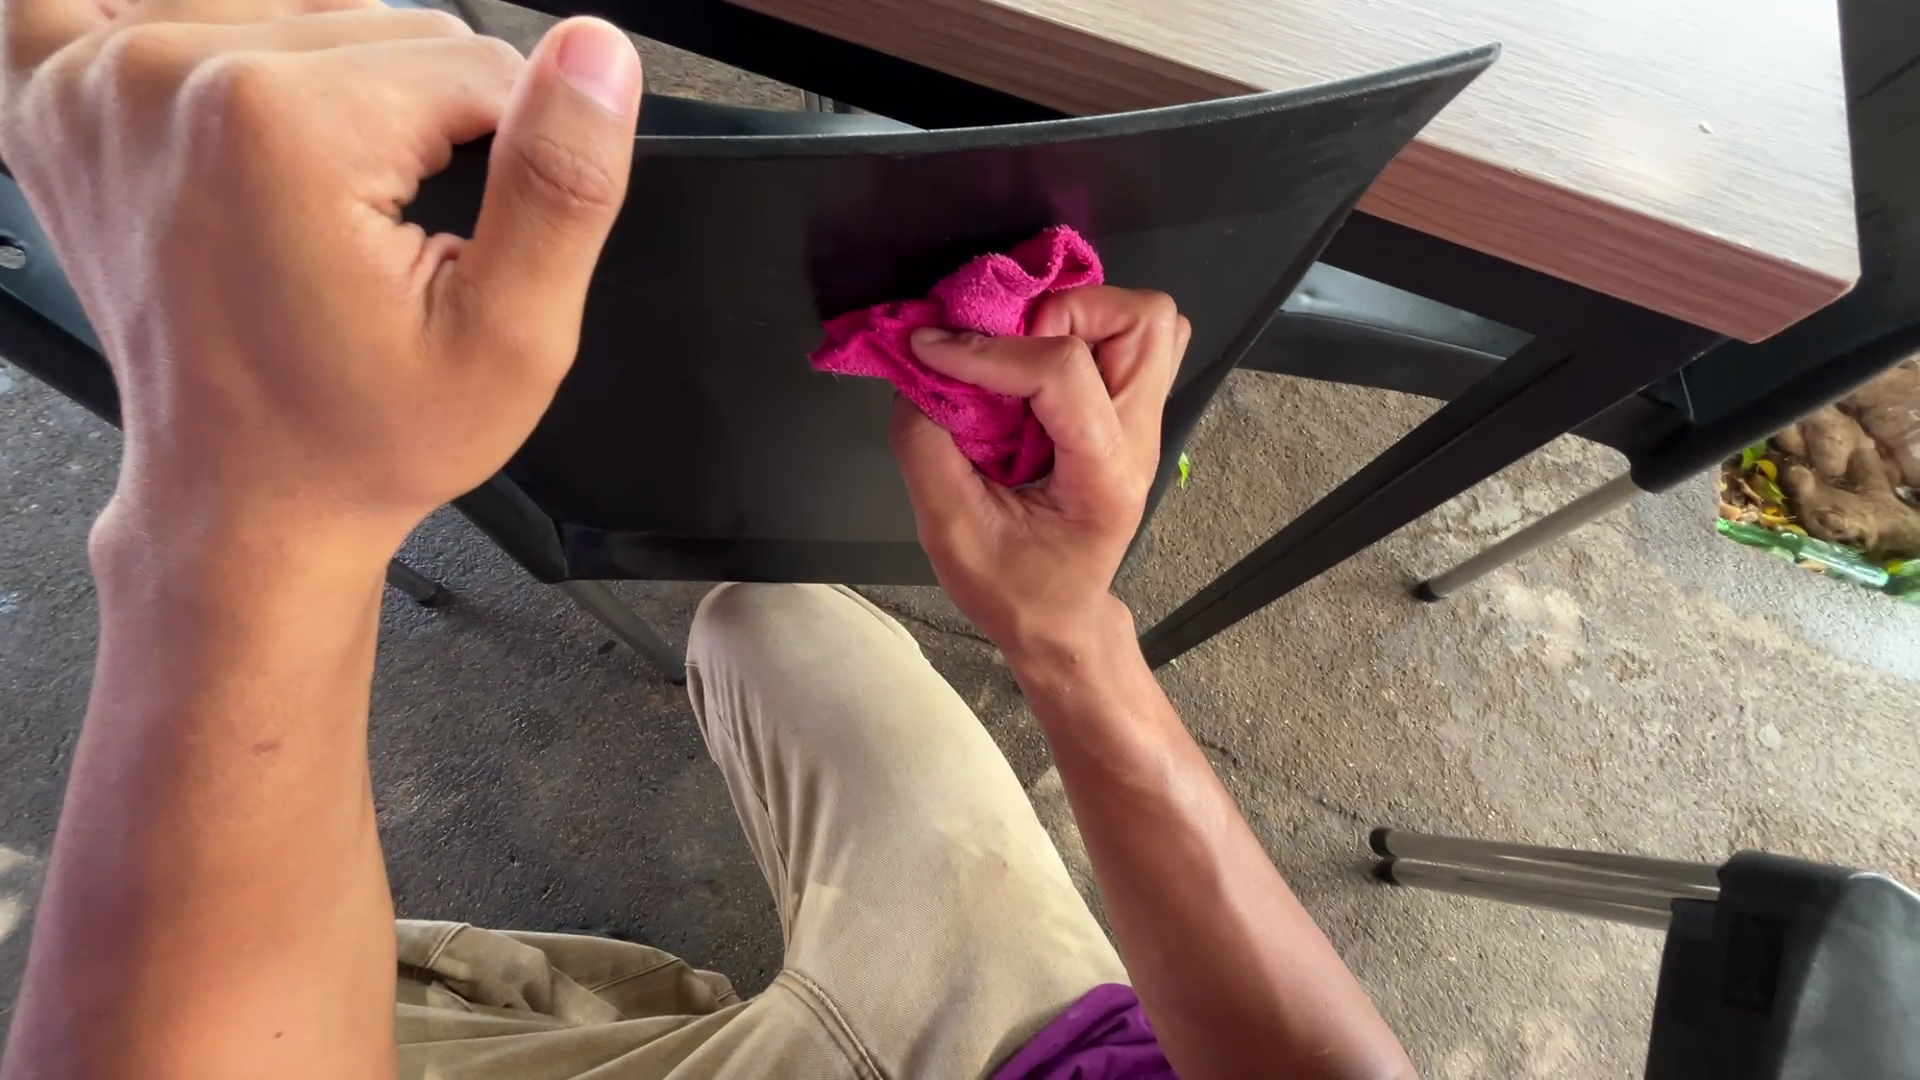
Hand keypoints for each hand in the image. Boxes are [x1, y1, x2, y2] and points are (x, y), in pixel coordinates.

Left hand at [0, 0, 641, 573]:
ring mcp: (90, 72)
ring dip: (365, 97)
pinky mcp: (56, 86)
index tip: (492, 239)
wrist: (256, 490)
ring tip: (355, 207)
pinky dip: (250, 60)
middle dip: (443, 130)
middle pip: (396, 29)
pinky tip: (267, 137)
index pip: (481, 61)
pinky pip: (174, 6)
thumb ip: (560, 187)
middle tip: (425, 242)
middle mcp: (164, 69)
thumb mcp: (516, 335)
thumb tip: (599, 57)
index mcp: (288, 126)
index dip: (521, 157)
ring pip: (313, 12)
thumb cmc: (377, 432)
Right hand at [889, 286, 1189, 666]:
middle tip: (1002, 341)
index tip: (929, 349)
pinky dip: (1087, 327)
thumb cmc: (1013, 590)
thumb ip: (923, 450)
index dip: (987, 350)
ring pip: (1150, 322)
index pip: (1063, 373)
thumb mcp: (950, 532)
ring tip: (1021, 344)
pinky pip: (1132, 342)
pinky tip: (1036, 357)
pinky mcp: (1129, 417)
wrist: (1058, 618)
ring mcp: (1143, 426)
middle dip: (1061, 310)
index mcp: (1102, 476)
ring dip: (1080, 313)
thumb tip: (913, 376)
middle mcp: (1139, 440)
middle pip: (1142, 321)